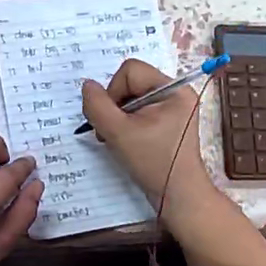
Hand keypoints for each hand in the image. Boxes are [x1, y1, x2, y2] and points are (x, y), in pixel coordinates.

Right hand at [79, 60, 216, 215]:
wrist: (178, 195)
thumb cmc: (153, 162)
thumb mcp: (118, 132)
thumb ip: (97, 105)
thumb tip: (87, 86)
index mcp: (173, 89)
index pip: (130, 71)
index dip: (113, 91)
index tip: (112, 119)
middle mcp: (176, 93)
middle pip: (131, 82)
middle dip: (115, 105)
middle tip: (111, 131)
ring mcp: (174, 108)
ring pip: (132, 97)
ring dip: (118, 116)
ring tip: (117, 138)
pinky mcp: (169, 122)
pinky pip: (140, 110)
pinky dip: (127, 123)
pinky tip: (126, 141)